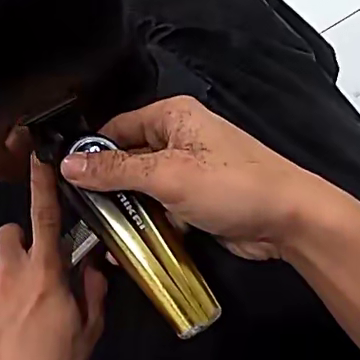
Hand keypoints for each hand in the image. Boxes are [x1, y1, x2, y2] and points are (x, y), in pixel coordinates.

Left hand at [0, 156, 107, 359]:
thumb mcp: (88, 331)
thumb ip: (92, 290)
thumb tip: (91, 268)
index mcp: (43, 274)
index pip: (44, 216)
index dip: (43, 183)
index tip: (40, 159)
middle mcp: (7, 273)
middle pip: (10, 232)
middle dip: (22, 245)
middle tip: (32, 273)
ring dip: (1, 274)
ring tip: (12, 307)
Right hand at [59, 95, 315, 260]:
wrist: (290, 221)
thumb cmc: (238, 186)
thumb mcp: (166, 174)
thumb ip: (114, 170)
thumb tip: (72, 164)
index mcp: (171, 116)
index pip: (115, 129)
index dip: (91, 152)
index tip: (69, 177)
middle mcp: (178, 138)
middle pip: (125, 160)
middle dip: (107, 188)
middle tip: (86, 211)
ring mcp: (187, 170)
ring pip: (140, 188)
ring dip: (126, 210)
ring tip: (106, 232)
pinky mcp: (193, 198)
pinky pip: (158, 207)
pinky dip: (146, 223)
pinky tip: (130, 243)